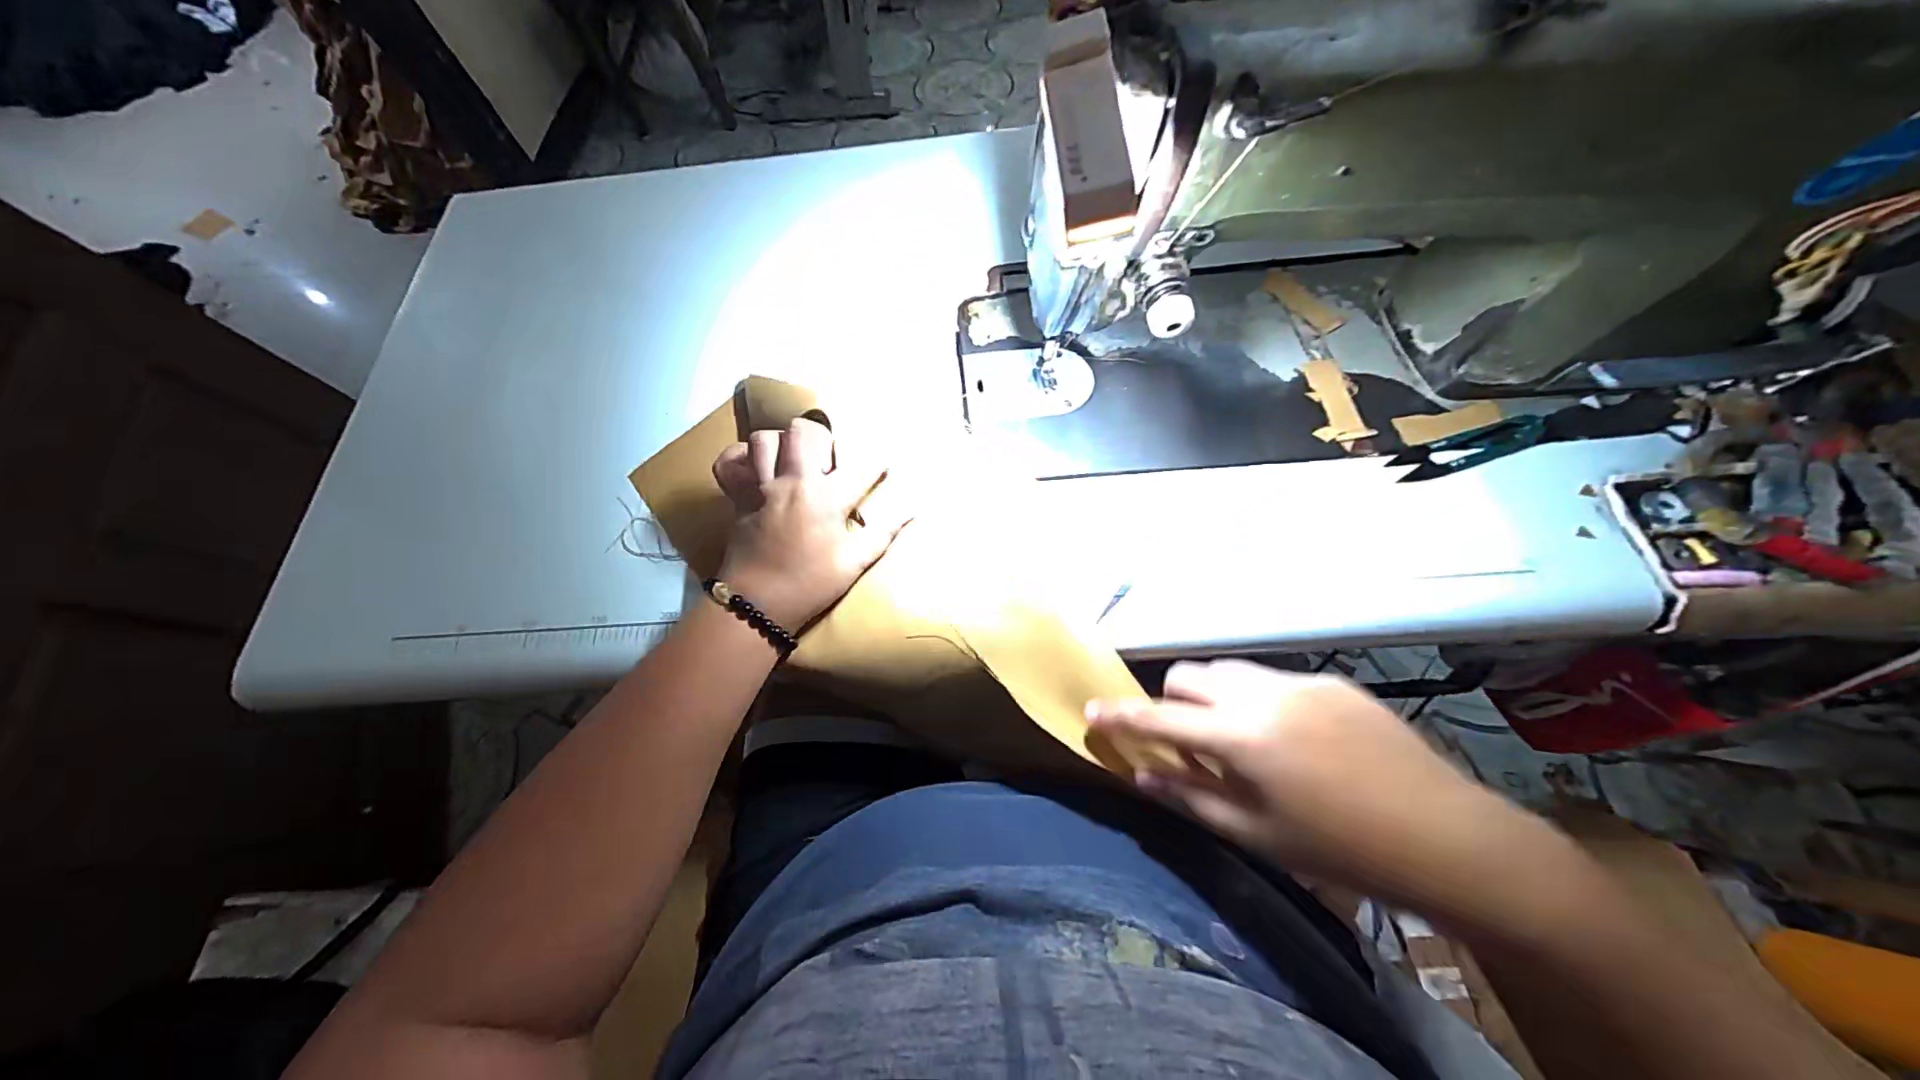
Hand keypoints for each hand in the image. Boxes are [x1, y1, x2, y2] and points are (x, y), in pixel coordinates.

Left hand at [711, 418, 908, 630]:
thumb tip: (911, 510)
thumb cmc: (811, 585)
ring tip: (790, 459)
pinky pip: (730, 464)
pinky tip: (755, 468)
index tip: (881, 468)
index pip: (860, 466)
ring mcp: (762, 488)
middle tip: (825, 456)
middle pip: (803, 432)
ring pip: (765, 440)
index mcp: (827, 499)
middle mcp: (793, 483)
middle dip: (819, 435)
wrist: (756, 605)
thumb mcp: (854, 563)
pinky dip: (739, 459)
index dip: (876, 463)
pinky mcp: (738, 499)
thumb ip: (882, 533)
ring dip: (780, 443)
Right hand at [1088, 659, 1555, 918]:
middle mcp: (1265, 696)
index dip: (1121, 716)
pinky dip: (1260, 700)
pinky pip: (1275, 680)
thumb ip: (1192, 799)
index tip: (1091, 712)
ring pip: (1232, 672)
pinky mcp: (1335, 683)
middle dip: (1174, 701)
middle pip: (1191, 676)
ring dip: (1216, 696)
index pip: (1160, 719)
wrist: (1450, 839)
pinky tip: (1292, 739)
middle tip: (1186, 740)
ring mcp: (1303, 683)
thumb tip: (1143, 776)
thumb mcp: (1258, 836)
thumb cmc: (1343, 850)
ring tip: (1239, 738)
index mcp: (1242, 738)